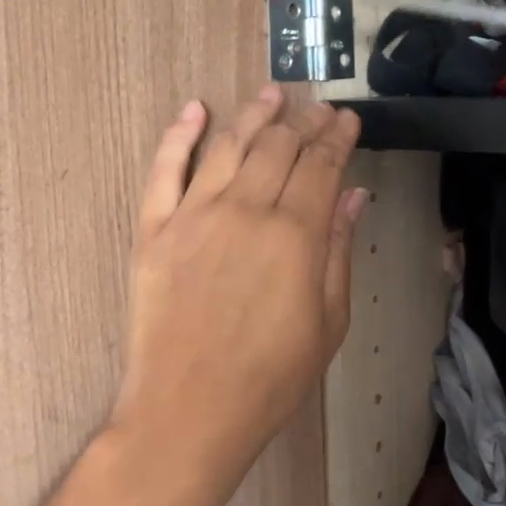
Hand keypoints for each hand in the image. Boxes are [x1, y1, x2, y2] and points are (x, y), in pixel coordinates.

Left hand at [112, 87, 366, 469]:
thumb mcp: (329, 320)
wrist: (189, 411)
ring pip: (226, 144)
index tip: (347, 119)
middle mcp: (245, 209)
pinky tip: (195, 110)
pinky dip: (178, 134)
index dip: (337, 136)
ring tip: (270, 94)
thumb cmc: (271, 377)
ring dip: (253, 114)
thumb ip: (338, 249)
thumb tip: (352, 195)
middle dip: (303, 121)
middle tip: (316, 109)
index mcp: (294, 233)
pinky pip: (164, 168)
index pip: (321, 164)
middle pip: (277, 145)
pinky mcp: (153, 229)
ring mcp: (193, 215)